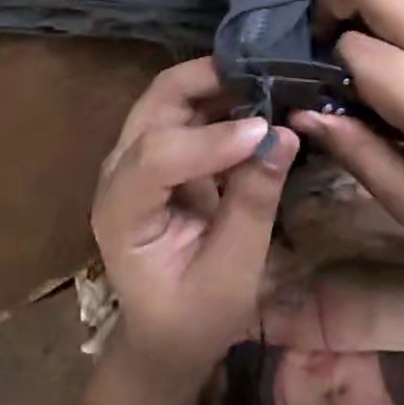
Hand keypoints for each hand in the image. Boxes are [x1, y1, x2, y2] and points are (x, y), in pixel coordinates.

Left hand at [91, 58, 299, 375]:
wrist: (168, 333)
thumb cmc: (193, 318)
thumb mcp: (230, 276)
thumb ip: (253, 205)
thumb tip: (283, 137)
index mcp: (121, 211)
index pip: (157, 156)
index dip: (212, 139)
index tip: (264, 132)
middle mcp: (120, 169)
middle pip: (159, 100)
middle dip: (210, 79)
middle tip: (266, 71)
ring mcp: (138, 155)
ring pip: (173, 94)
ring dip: (220, 81)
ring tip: (269, 79)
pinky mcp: (162, 151)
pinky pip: (191, 107)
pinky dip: (225, 95)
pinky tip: (259, 98)